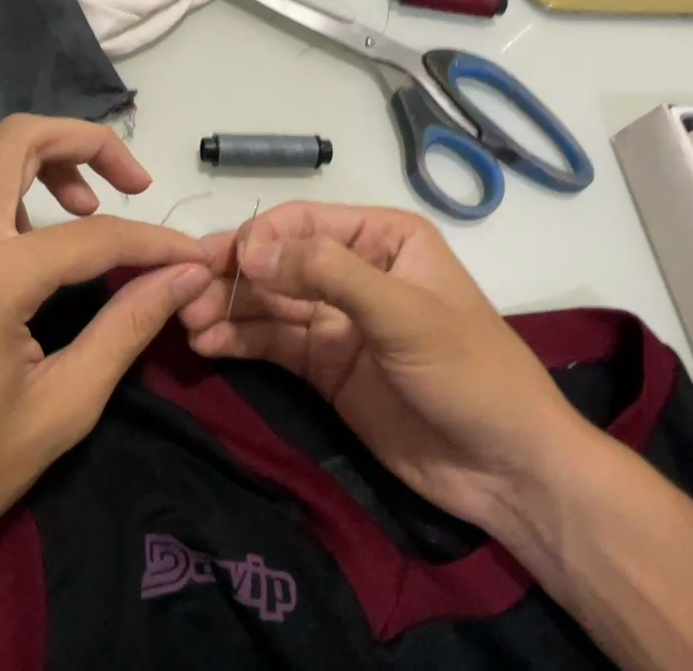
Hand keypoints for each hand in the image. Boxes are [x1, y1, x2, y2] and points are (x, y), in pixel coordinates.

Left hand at [0, 116, 213, 569]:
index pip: (93, 236)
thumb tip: (184, 276)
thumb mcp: (63, 407)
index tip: (193, 258)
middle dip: (88, 143)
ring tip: (87, 204)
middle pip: (19, 138)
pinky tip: (40, 231)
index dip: (154, 242)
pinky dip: (8, 178)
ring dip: (41, 153)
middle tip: (135, 185)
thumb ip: (126, 326)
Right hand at [178, 202, 592, 524]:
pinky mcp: (323, 365)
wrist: (506, 470)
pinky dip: (237, 341)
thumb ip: (326, 273)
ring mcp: (335, 320)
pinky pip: (271, 343)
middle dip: (232, 275)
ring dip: (226, 309)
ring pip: (267, 303)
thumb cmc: (468, 373)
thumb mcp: (402, 313)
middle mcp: (354, 270)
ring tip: (188, 323)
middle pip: (277, 261)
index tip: (216, 263)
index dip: (256, 238)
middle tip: (186, 297)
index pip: (302, 222)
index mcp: (383, 238)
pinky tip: (206, 344)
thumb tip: (248, 250)